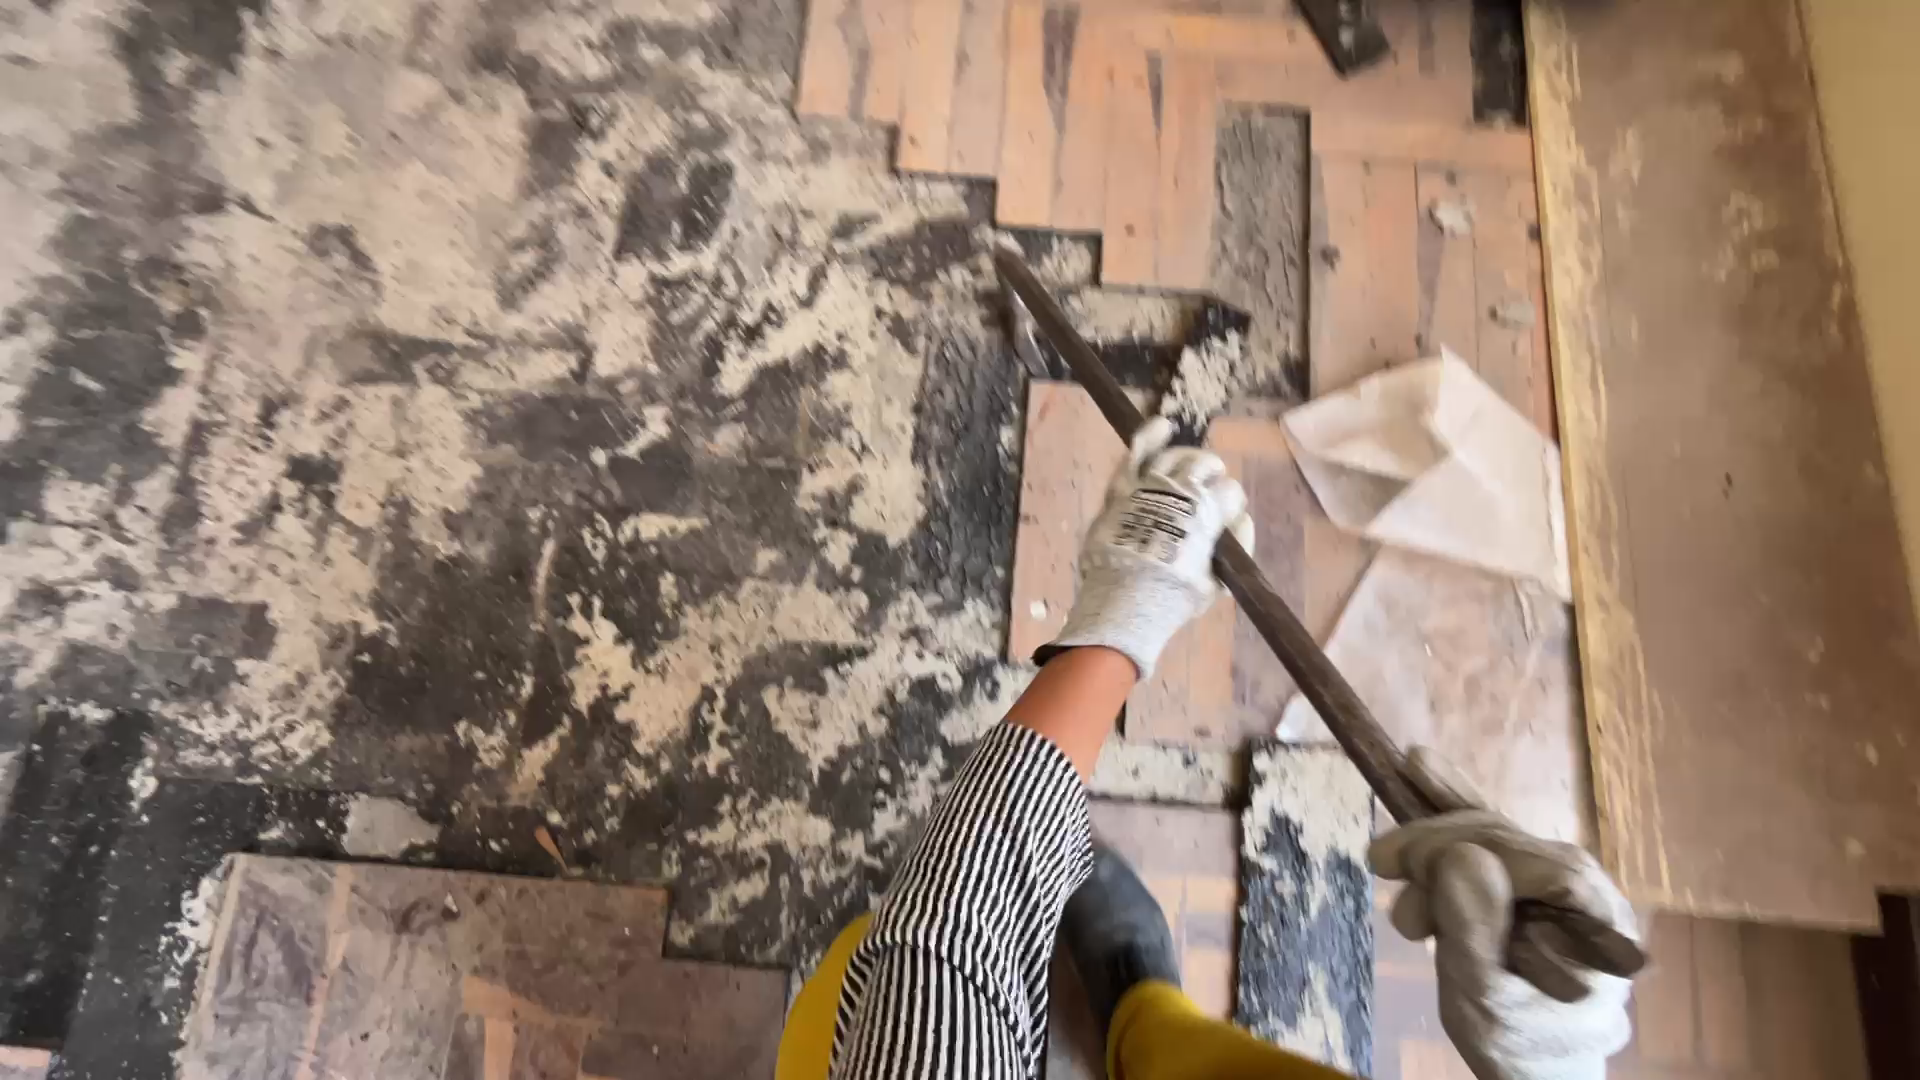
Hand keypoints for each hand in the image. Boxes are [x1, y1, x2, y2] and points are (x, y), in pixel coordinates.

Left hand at [1039, 418, 1251, 678]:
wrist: (1125, 599)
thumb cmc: (1172, 596)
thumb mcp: (1218, 582)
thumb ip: (1234, 547)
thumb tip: (1239, 519)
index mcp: (1210, 514)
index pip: (1230, 493)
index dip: (1228, 502)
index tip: (1222, 515)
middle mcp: (1182, 492)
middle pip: (1204, 466)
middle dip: (1211, 474)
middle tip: (1208, 486)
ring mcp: (1149, 487)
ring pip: (1174, 457)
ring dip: (1187, 457)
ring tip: (1191, 465)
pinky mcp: (1122, 490)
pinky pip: (1135, 455)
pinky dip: (1147, 437)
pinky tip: (1162, 425)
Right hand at [1369, 749, 1636, 1079]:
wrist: (1530, 1065)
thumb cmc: (1513, 1044)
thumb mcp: (1485, 996)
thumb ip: (1477, 930)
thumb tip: (1462, 854)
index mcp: (1597, 927)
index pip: (1523, 858)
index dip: (1454, 848)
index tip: (1396, 864)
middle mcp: (1588, 894)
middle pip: (1500, 839)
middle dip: (1433, 846)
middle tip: (1381, 865)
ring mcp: (1562, 882)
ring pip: (1486, 833)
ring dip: (1429, 845)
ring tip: (1391, 874)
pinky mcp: (1531, 877)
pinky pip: (1489, 830)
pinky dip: (1451, 798)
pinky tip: (1419, 763)